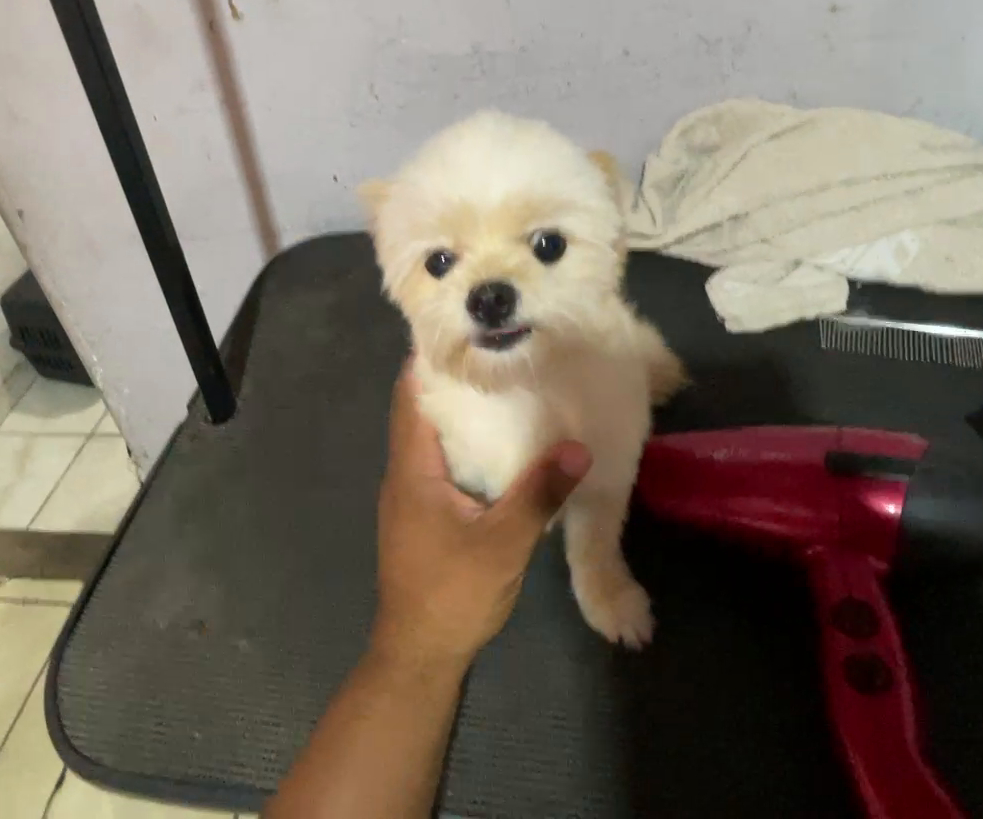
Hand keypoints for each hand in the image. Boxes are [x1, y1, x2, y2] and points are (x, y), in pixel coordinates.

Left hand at [371, 366, 590, 672]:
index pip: (411, 397)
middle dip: (450, 381)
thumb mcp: (504, 543)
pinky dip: (461, 444)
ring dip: (457, 413)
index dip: (428, 360)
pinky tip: (495, 445)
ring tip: (499, 386)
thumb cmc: (452, 593)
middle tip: (492, 351)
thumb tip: (578, 446)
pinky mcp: (421, 515)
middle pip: (419, 412)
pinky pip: (437, 464)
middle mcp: (403, 474)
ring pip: (429, 439)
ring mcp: (410, 496)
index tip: (458, 329)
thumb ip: (539, 493)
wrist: (418, 653)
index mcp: (412, 469)